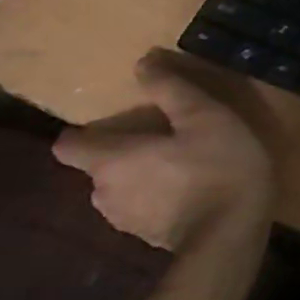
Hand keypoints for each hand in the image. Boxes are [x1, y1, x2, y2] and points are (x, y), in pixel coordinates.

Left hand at [53, 53, 272, 250]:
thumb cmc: (217, 165)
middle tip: (163, 142)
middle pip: (99, 168)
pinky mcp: (148, 238)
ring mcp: (124, 220)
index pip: (68, 146)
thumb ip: (170, 89)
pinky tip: (191, 195)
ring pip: (122, 191)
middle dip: (123, 155)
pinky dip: (159, 200)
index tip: (111, 125)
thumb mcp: (204, 116)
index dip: (83, 133)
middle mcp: (103, 192)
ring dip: (142, 179)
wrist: (232, 232)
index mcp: (109, 160)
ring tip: (181, 169)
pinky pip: (145, 210)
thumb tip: (142, 61)